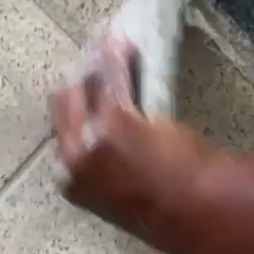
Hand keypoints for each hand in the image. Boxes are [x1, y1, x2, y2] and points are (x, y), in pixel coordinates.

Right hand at [49, 35, 212, 241]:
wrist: (191, 210)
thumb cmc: (166, 210)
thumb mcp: (123, 195)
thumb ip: (108, 170)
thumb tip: (111, 149)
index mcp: (72, 182)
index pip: (62, 135)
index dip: (73, 111)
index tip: (84, 96)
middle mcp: (72, 159)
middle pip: (64, 108)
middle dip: (77, 85)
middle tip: (91, 65)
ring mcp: (90, 137)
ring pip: (85, 90)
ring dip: (96, 65)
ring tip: (107, 44)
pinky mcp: (115, 118)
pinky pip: (112, 79)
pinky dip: (116, 58)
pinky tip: (121, 43)